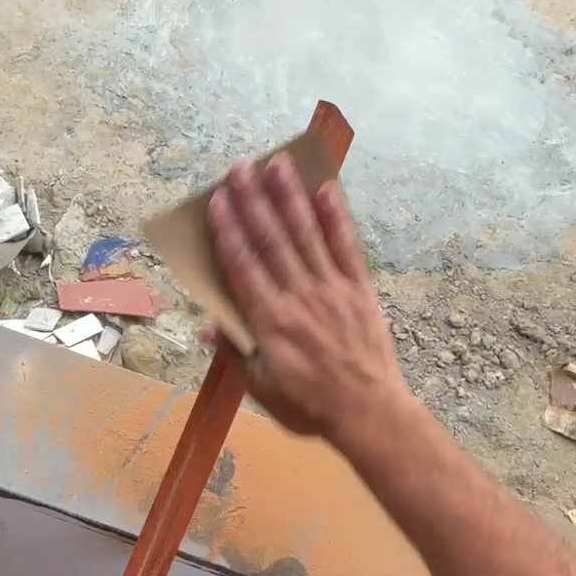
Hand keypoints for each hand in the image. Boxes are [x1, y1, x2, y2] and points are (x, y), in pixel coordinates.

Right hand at [208, 153, 406, 442]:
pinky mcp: (360, 290)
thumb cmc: (308, 406)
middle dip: (253, 201)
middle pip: (271, 241)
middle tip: (239, 167)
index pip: (243, 266)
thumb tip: (207, 326)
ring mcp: (332, 290)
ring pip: (307, 235)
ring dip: (290, 197)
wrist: (367, 413)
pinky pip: (346, 247)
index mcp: (270, 322)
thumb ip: (235, 353)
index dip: (228, 231)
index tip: (217, 200)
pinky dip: (336, 218)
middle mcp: (299, 297)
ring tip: (276, 163)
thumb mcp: (261, 389)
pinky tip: (326, 189)